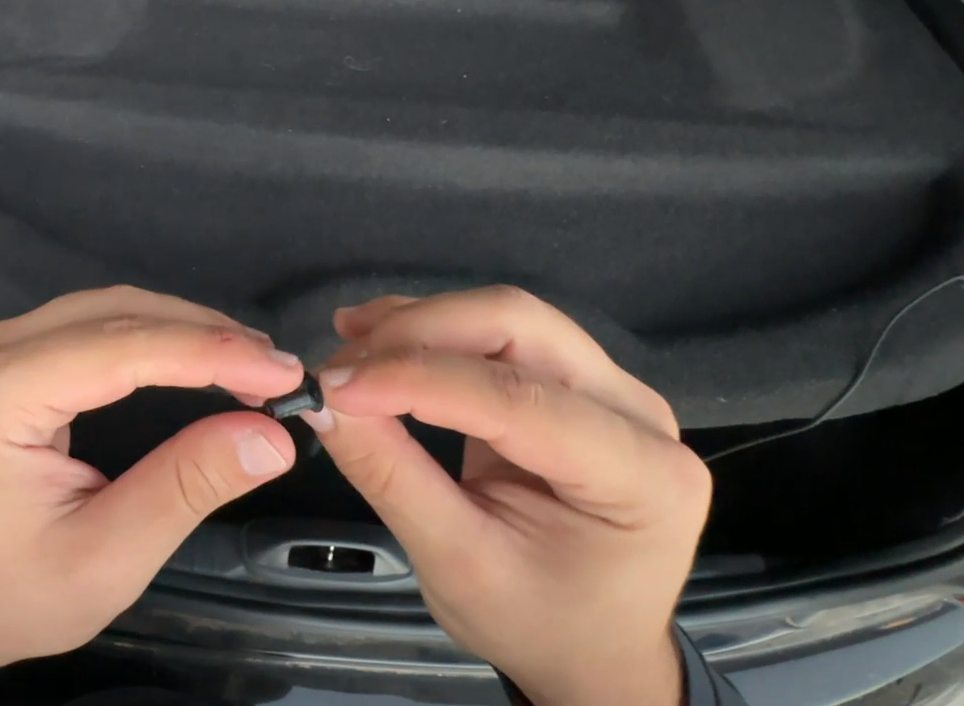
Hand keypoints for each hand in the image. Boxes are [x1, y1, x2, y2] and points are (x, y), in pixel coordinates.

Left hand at [0, 287, 306, 705]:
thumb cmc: (10, 591)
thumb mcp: (107, 557)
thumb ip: (186, 486)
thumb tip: (271, 436)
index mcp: (2, 395)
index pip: (122, 348)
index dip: (209, 352)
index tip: (281, 372)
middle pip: (119, 314)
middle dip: (205, 335)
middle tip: (276, 370)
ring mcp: (0, 345)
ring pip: (111, 309)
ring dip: (185, 330)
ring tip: (250, 363)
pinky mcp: (14, 353)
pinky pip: (96, 324)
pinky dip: (156, 336)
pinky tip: (196, 356)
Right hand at [309, 288, 710, 705]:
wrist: (589, 647)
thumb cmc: (535, 621)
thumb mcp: (455, 563)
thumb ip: (389, 474)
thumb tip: (323, 401)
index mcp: (640, 476)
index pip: (517, 397)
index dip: (417, 379)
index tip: (333, 386)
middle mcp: (636, 411)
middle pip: (517, 326)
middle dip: (418, 332)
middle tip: (343, 365)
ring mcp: (607, 386)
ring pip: (502, 316)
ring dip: (416, 322)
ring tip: (346, 345)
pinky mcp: (570, 377)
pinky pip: (493, 330)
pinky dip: (427, 327)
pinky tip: (374, 335)